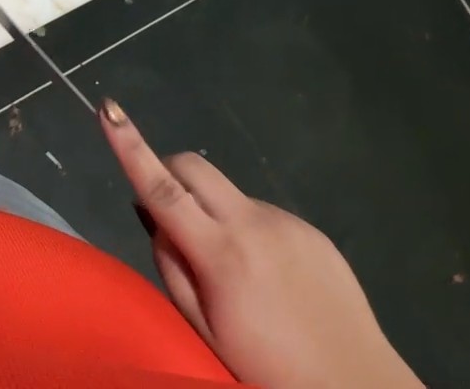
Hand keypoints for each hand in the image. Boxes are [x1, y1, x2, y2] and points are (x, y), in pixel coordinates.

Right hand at [101, 100, 422, 388]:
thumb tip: (157, 220)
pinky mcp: (313, 231)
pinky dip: (248, 229)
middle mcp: (253, 225)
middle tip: (170, 213)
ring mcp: (288, 223)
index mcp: (220, 254)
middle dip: (169, 173)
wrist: (360, 388)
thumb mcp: (204, 328)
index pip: (161, 188)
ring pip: (228, 193)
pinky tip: (269, 274)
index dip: (130, 146)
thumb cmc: (268, 367)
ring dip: (213, 211)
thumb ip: (172, 266)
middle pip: (193, 166)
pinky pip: (263, 214)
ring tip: (234, 268)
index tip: (110, 109)